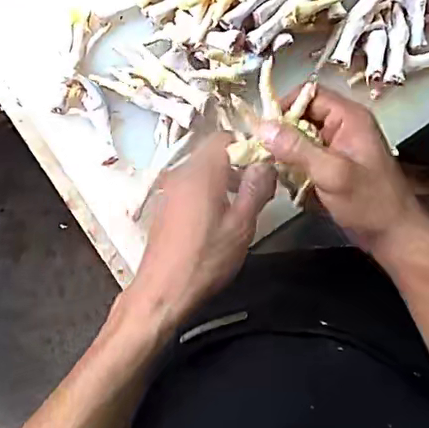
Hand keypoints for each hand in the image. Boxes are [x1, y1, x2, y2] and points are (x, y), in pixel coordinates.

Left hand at [120, 133, 275, 332]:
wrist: (162, 289)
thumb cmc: (205, 259)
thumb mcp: (241, 225)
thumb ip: (256, 189)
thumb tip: (265, 163)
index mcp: (200, 173)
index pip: (222, 137)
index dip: (246, 146)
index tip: (264, 166)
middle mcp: (179, 174)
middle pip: (211, 153)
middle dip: (237, 164)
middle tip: (258, 187)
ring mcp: (168, 190)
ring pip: (200, 170)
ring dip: (223, 179)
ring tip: (242, 205)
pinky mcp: (164, 206)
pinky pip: (189, 186)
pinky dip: (206, 191)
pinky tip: (218, 217)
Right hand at [258, 88, 428, 258]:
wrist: (394, 235)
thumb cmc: (370, 203)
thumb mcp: (331, 173)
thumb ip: (297, 149)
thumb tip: (262, 127)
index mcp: (349, 117)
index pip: (308, 94)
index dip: (284, 106)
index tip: (264, 129)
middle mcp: (342, 126)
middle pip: (300, 114)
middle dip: (280, 132)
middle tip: (263, 152)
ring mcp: (337, 145)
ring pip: (299, 135)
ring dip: (284, 151)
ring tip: (273, 167)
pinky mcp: (331, 163)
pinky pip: (303, 154)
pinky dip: (292, 164)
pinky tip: (287, 180)